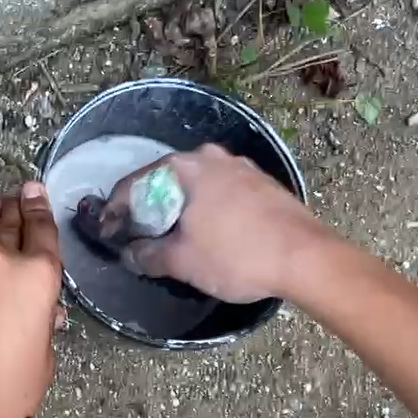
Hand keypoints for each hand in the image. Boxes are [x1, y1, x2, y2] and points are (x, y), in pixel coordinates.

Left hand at [0, 184, 64, 417]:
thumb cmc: (4, 398)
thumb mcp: (43, 360)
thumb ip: (42, 321)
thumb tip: (39, 307)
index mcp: (37, 276)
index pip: (42, 227)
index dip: (39, 206)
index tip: (35, 190)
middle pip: (8, 219)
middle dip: (15, 206)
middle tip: (16, 195)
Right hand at [121, 143, 332, 302]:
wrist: (308, 259)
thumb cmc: (238, 255)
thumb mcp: (183, 261)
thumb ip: (149, 255)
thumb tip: (131, 254)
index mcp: (184, 166)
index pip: (135, 182)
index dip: (116, 209)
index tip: (109, 230)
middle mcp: (211, 156)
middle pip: (166, 179)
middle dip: (150, 206)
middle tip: (141, 234)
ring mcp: (241, 166)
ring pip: (197, 184)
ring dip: (182, 207)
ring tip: (177, 235)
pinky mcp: (263, 182)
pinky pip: (223, 191)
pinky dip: (209, 207)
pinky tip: (213, 232)